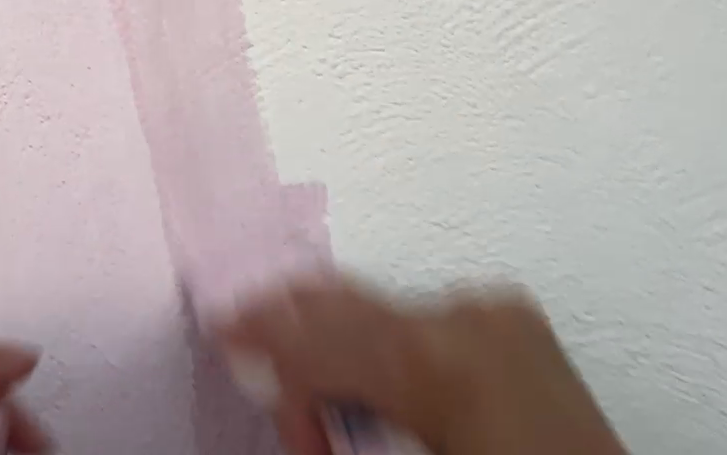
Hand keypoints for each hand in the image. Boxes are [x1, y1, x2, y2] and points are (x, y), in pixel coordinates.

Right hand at [215, 280, 626, 454]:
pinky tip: (386, 379)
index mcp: (434, 361)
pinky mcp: (507, 310)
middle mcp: (460, 313)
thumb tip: (276, 386)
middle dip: (292, 334)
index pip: (316, 334)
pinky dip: (388, 338)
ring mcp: (488, 306)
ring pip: (374, 303)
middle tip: (280, 386)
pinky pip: (419, 311)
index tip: (219, 326)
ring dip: (340, 340)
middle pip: (338, 299)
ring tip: (334, 391)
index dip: (258, 330)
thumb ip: (336, 426)